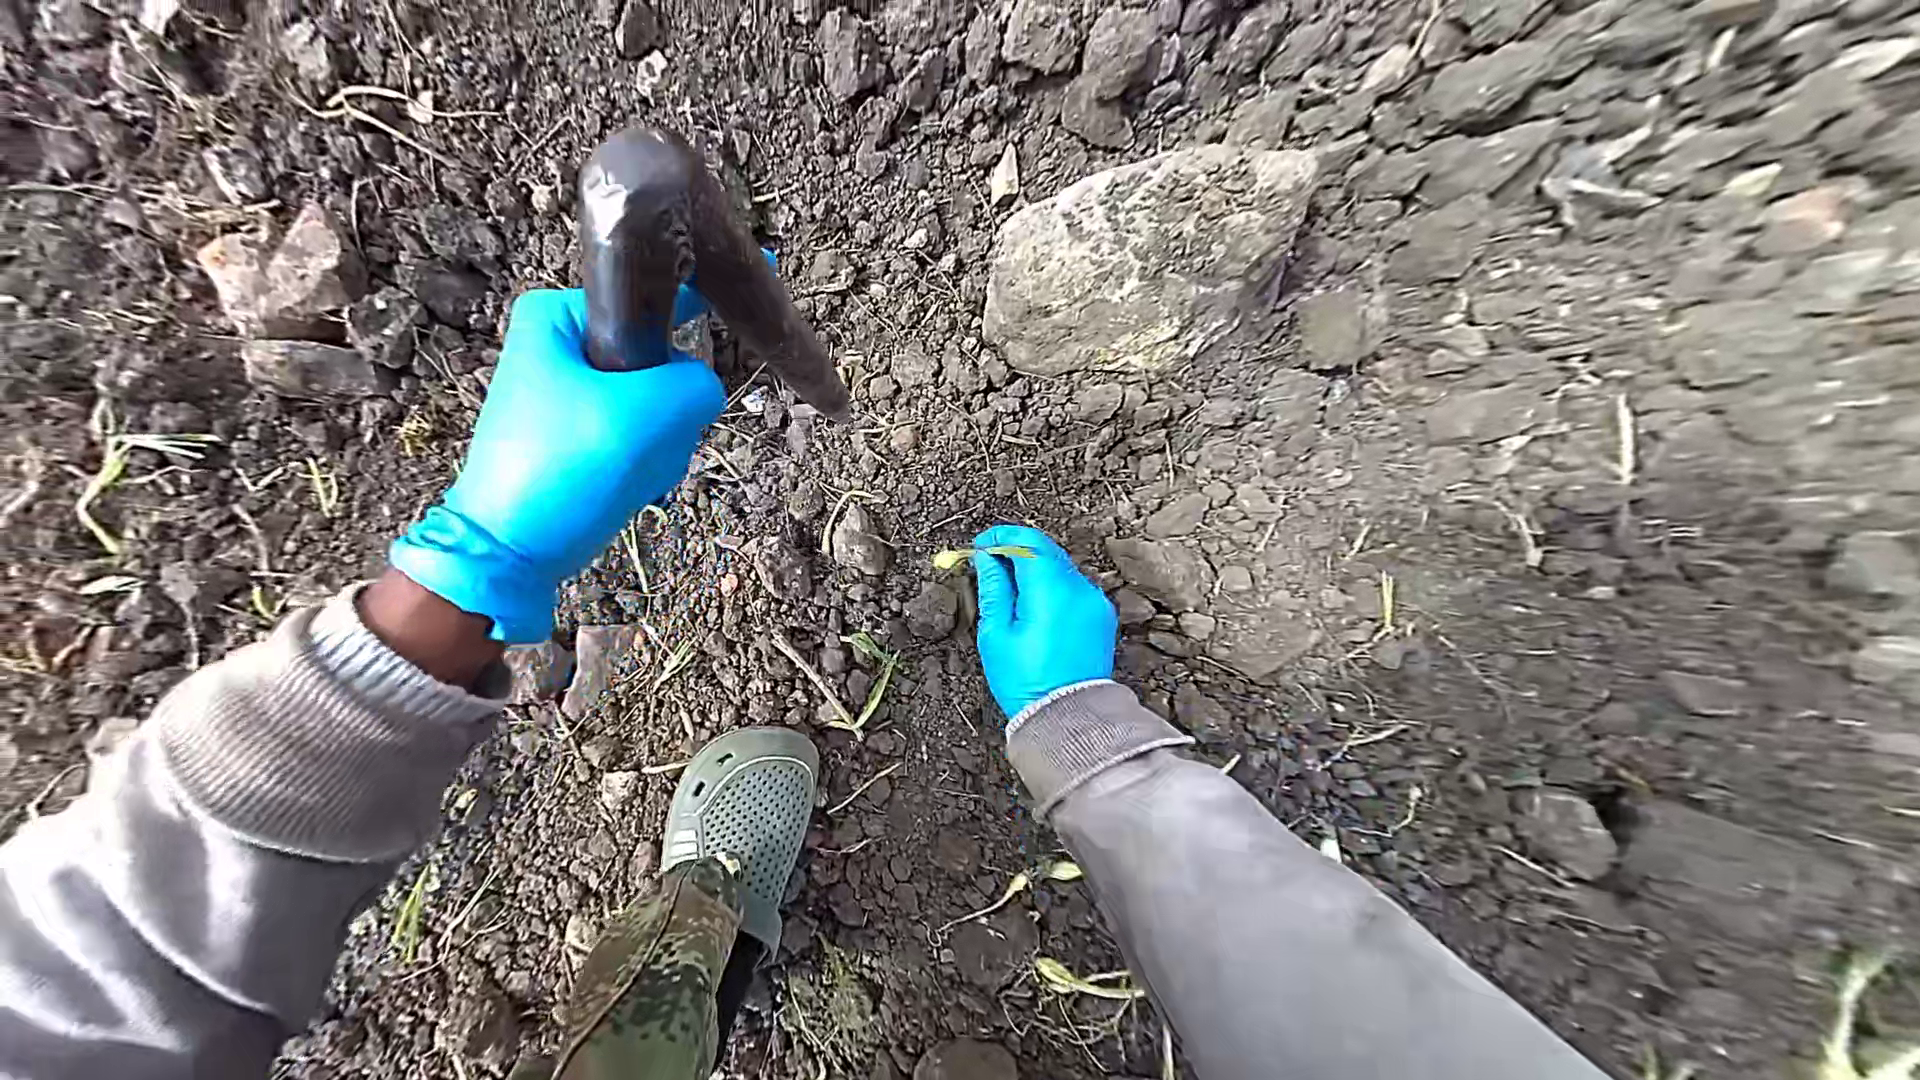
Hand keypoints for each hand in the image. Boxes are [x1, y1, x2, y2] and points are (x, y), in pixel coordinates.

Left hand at [390, 288, 722, 643]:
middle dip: (672, 406)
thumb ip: (695, 383)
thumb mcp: (641, 412)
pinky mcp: (600, 431)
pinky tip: (634, 479)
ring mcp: (589, 392)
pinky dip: (655, 458)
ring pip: (667, 402)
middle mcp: (574, 346)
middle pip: (666, 360)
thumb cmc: (565, 466)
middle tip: (650, 434)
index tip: (755, 285)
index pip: (652, 293)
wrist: (517, 547)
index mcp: (563, 317)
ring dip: (666, 439)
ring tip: (636, 465)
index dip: (700, 305)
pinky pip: (655, 432)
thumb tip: (707, 388)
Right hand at [971, 524, 1118, 718]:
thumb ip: (993, 588)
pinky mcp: (1100, 614)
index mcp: (1051, 591)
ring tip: (1008, 590)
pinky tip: (1032, 605)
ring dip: (1033, 568)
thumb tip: (987, 559)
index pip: (1028, 542)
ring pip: (1059, 567)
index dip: (1001, 537)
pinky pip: (1072, 586)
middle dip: (1016, 551)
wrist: (1069, 717)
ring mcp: (1094, 601)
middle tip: (989, 564)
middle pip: (1045, 550)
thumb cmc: (1028, 682)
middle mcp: (1079, 590)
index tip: (981, 544)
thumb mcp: (996, 634)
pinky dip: (1051, 585)